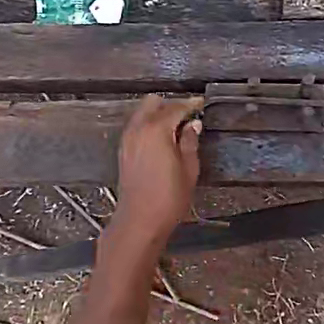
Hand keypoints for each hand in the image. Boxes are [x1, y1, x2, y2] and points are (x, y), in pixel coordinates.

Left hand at [109, 95, 203, 248]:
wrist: (140, 220)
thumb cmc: (169, 197)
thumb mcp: (189, 169)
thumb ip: (190, 142)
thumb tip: (193, 125)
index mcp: (156, 129)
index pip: (175, 108)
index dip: (190, 105)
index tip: (201, 104)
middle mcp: (138, 129)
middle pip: (153, 103)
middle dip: (170, 106)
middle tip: (188, 116)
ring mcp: (127, 140)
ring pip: (142, 114)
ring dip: (158, 115)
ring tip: (176, 129)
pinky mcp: (123, 151)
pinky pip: (136, 128)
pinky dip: (148, 126)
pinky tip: (161, 140)